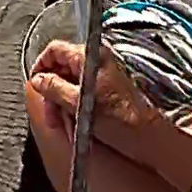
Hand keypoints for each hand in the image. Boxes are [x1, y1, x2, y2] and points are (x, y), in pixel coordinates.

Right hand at [28, 40, 191, 191]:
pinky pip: (84, 92)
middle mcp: (97, 59)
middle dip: (52, 92)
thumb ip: (54, 88)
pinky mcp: (110, 89)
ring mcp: (104, 74)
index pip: (54, 50)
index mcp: (90, 56)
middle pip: (62, 68)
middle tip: (50, 115)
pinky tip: (76, 125)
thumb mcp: (80, 105)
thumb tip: (37, 80)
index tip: (35, 84)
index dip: (41, 66)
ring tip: (64, 125)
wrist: (155, 141)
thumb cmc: (122, 121)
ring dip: (63, 104)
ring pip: (71, 83)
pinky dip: (77, 107)